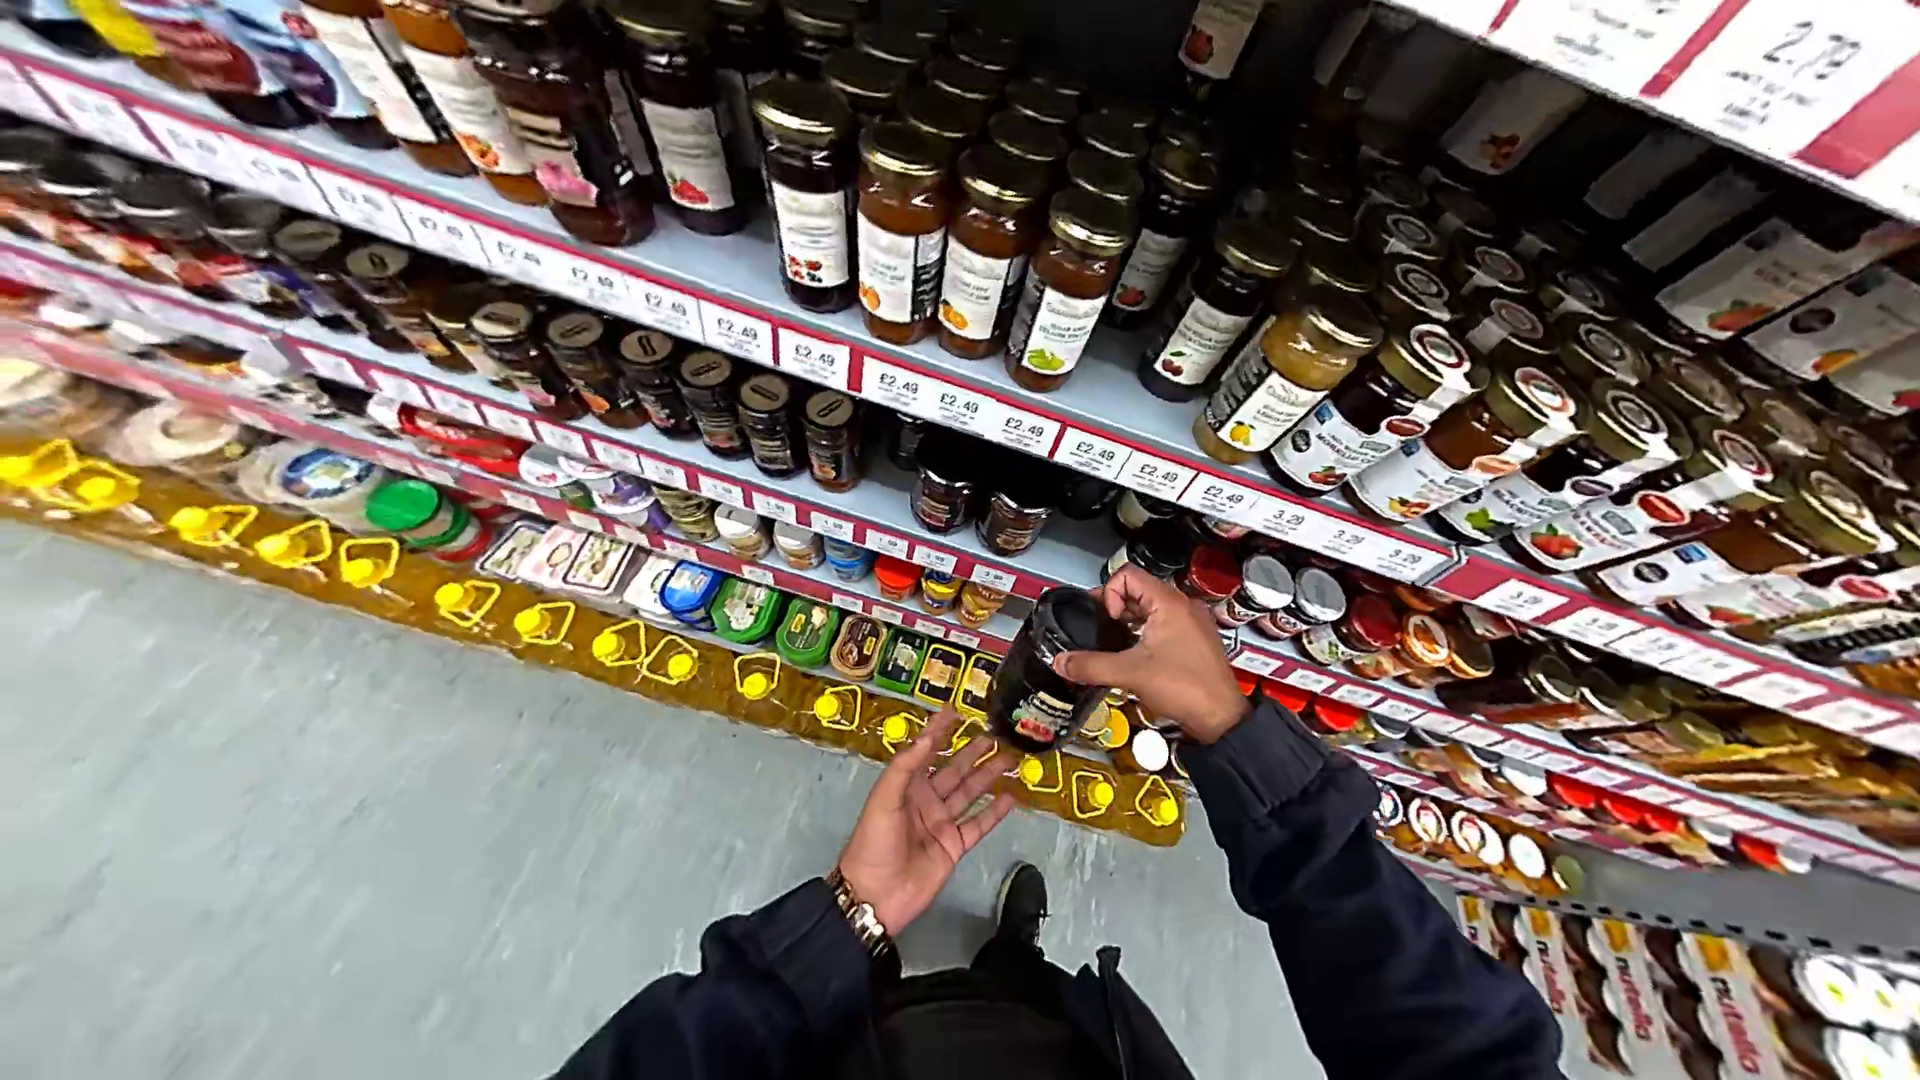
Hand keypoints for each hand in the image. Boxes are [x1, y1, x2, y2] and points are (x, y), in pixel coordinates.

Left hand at [837, 709, 1015, 933]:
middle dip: (972, 752)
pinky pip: (978, 825)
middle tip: (993, 735)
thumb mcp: (884, 798)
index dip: (939, 731)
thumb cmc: (874, 842)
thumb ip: (905, 766)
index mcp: (907, 785)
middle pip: (955, 769)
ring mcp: (942, 822)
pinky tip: (1010, 798)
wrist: (876, 895)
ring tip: (1008, 759)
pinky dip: (994, 812)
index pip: (927, 751)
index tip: (955, 711)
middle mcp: (926, 799)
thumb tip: (927, 737)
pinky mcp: (954, 846)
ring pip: (970, 793)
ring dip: (988, 776)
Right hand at [1051, 564, 1249, 743]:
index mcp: (1169, 603)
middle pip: (1138, 589)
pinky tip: (1136, 654)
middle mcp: (1183, 606)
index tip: (1109, 620)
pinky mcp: (1194, 639)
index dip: (1109, 594)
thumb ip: (1091, 665)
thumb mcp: (1130, 674)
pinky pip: (1162, 623)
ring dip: (1129, 620)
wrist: (1221, 719)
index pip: (1128, 575)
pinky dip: (1144, 632)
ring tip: (1117, 643)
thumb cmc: (1186, 688)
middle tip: (1103, 630)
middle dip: (1115, 607)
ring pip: (1150, 607)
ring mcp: (1191, 622)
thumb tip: (1061, 662)